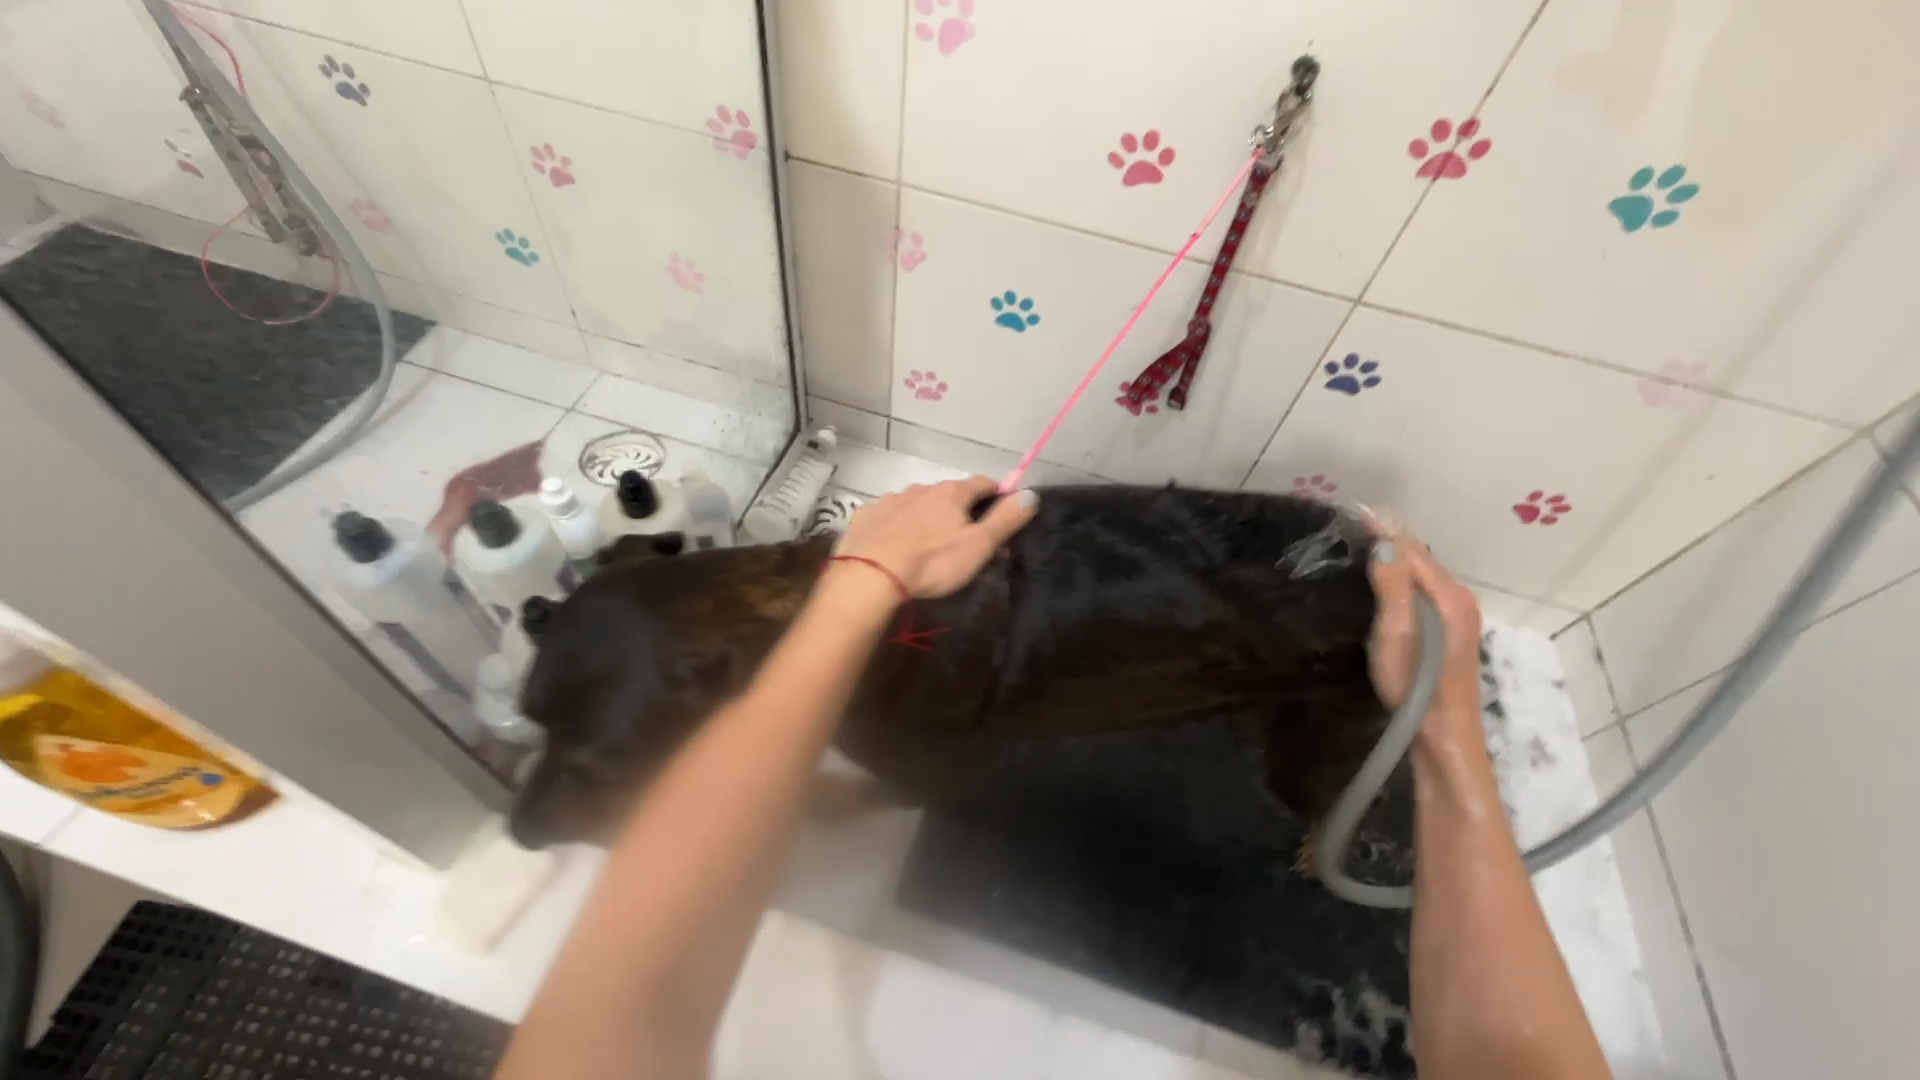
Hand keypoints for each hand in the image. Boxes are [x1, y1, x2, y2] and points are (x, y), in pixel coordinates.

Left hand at [833, 477, 1038, 598]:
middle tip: (967, 542)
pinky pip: (888, 515)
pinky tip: (896, 543)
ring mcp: (890, 500)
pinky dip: (897, 525)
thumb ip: (1006, 519)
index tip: (1003, 512)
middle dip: (961, 513)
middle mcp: (920, 488)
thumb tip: (1031, 494)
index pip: (983, 483)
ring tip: (930, 545)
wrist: (870, 576)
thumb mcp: (978, 545)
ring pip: (917, 504)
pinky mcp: (866, 517)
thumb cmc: (933, 562)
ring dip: (928, 517)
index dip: (997, 495)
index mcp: (952, 493)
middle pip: (949, 495)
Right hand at [1363, 517, 1483, 740]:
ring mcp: (1458, 615)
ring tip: (1365, 540)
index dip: (1384, 529)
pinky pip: (1424, 587)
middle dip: (1391, 536)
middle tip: (1354, 521)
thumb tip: (1384, 541)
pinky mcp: (1450, 630)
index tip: (1354, 511)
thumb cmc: (1414, 684)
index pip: (1412, 549)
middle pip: (1422, 557)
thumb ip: (1393, 585)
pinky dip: (1404, 572)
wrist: (1441, 732)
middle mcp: (1459, 598)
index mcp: (1448, 595)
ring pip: (1424, 572)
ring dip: (1398, 553)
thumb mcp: (1396, 632)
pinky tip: (1385, 575)